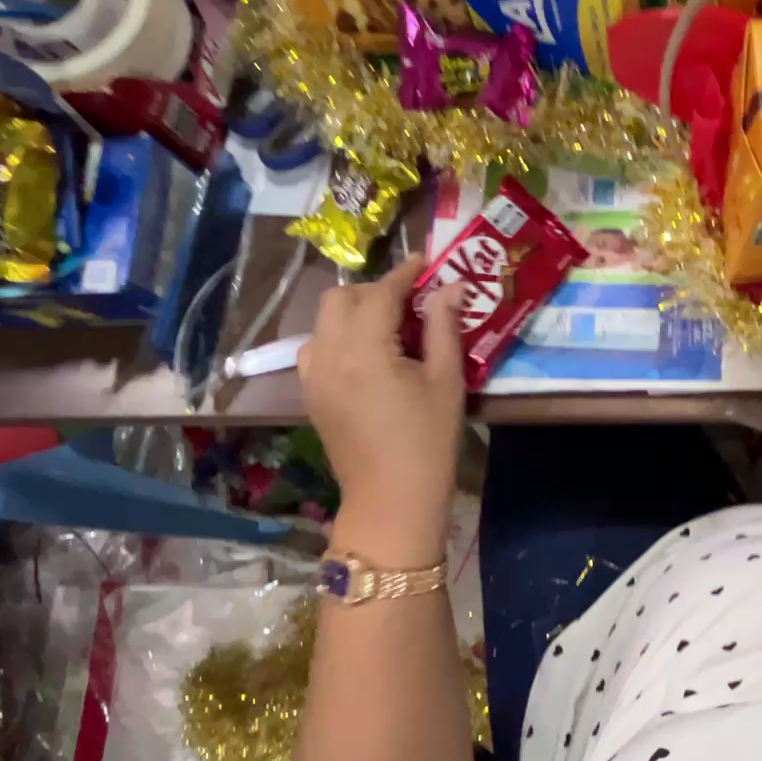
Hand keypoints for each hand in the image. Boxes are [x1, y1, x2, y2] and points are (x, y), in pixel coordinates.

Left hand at [298, 254, 464, 550]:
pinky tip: (370, 355)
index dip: (404, 273)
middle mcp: (328, 355)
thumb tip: (449, 287)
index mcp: (364, 350)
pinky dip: (341, 336)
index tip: (426, 261)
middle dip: (375, 290)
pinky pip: (318, 348)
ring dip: (355, 312)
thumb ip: (444, 328)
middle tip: (413, 300)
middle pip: (340, 298)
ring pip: (325, 321)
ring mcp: (313, 376)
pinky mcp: (311, 395)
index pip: (379, 293)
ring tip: (392, 327)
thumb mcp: (446, 381)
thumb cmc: (429, 441)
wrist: (393, 499)